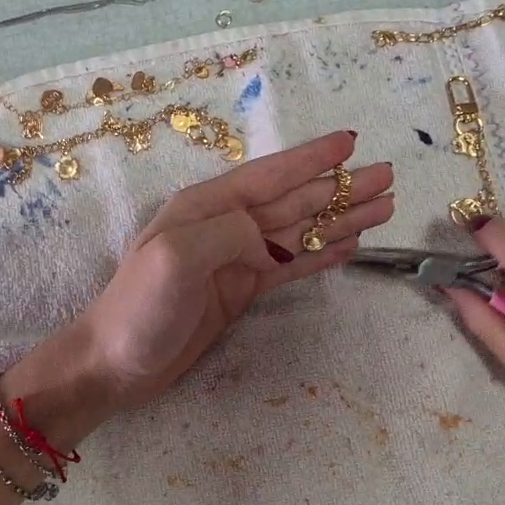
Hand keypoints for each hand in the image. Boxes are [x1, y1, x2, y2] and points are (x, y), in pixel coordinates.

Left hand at [11, 132, 393, 438]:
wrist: (115, 362)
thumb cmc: (139, 306)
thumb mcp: (175, 258)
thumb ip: (227, 233)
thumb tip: (269, 231)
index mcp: (206, 206)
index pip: (270, 175)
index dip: (311, 158)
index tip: (351, 142)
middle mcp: (225, 224)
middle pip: (294, 199)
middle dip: (340, 187)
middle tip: (389, 175)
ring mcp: (236, 257)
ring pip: (300, 229)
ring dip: (340, 216)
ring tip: (384, 205)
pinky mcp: (242, 289)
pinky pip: (292, 264)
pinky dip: (322, 252)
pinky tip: (350, 244)